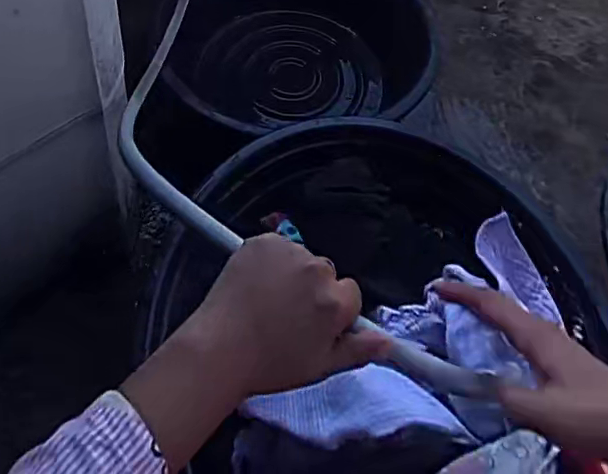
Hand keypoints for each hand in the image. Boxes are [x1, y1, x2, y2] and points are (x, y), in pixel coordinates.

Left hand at [122, 236, 389, 468]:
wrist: (219, 348)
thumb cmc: (270, 365)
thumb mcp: (319, 366)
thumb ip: (357, 350)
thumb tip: (388, 341)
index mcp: (335, 302)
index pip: (350, 294)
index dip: (333, 311)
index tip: (312, 324)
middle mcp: (318, 269)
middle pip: (326, 273)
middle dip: (313, 289)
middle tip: (286, 314)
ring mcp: (290, 251)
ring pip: (301, 258)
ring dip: (291, 272)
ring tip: (266, 299)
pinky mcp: (265, 240)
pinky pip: (277, 246)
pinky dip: (270, 259)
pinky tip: (255, 281)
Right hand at [433, 280, 607, 473]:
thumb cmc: (593, 416)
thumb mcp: (544, 412)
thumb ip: (507, 396)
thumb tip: (477, 383)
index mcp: (538, 335)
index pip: (493, 304)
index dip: (462, 294)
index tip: (435, 286)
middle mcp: (546, 332)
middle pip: (503, 306)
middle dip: (472, 299)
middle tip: (445, 298)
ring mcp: (557, 346)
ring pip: (514, 320)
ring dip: (488, 314)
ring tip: (466, 316)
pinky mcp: (564, 363)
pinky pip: (523, 336)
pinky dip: (503, 332)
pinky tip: (502, 347)